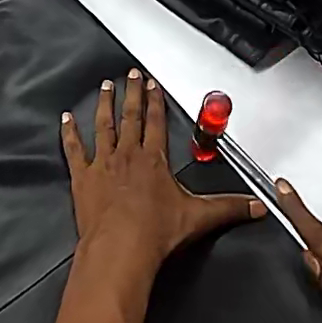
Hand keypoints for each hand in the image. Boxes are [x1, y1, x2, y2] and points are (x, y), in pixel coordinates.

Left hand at [62, 70, 263, 279]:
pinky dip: (70, 133)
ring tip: (105, 86)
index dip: (154, 101)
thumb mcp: (199, 217)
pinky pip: (75, 149)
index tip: (152, 84)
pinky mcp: (83, 177)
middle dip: (132, 93)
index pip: (155, 122)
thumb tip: (255, 208)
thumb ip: (228, 208)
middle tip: (130, 74)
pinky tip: (66, 119)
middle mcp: (128, 154)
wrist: (122, 248)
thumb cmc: (155, 233)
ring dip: (104, 104)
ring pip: (104, 125)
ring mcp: (104, 163)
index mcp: (153, 159)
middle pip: (130, 116)